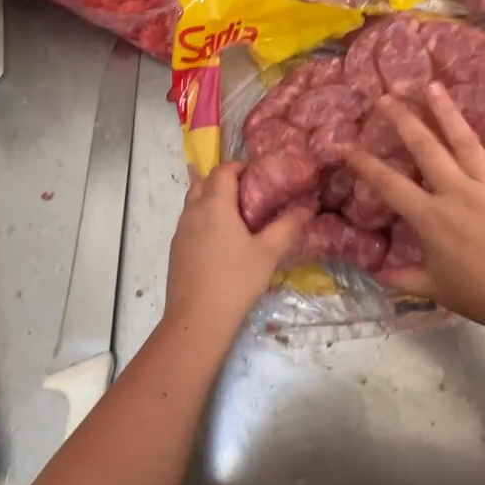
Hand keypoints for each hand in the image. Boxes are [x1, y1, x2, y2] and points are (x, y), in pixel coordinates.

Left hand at [165, 162, 310, 334]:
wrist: (197, 318)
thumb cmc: (235, 281)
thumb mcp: (268, 253)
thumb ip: (287, 227)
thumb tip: (307, 208)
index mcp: (214, 205)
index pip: (223, 170)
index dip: (240, 166)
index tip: (259, 173)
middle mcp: (193, 211)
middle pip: (204, 182)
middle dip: (224, 180)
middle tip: (249, 192)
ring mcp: (181, 230)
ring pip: (194, 202)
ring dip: (212, 199)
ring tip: (237, 214)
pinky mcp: (176, 249)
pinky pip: (190, 222)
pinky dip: (204, 218)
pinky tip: (221, 239)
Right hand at [349, 84, 484, 330]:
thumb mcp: (437, 289)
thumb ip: (404, 278)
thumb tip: (375, 274)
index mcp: (431, 218)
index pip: (389, 185)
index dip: (364, 165)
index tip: (346, 145)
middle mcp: (457, 192)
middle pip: (424, 148)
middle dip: (402, 120)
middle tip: (386, 97)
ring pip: (465, 141)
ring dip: (447, 111)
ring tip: (432, 85)